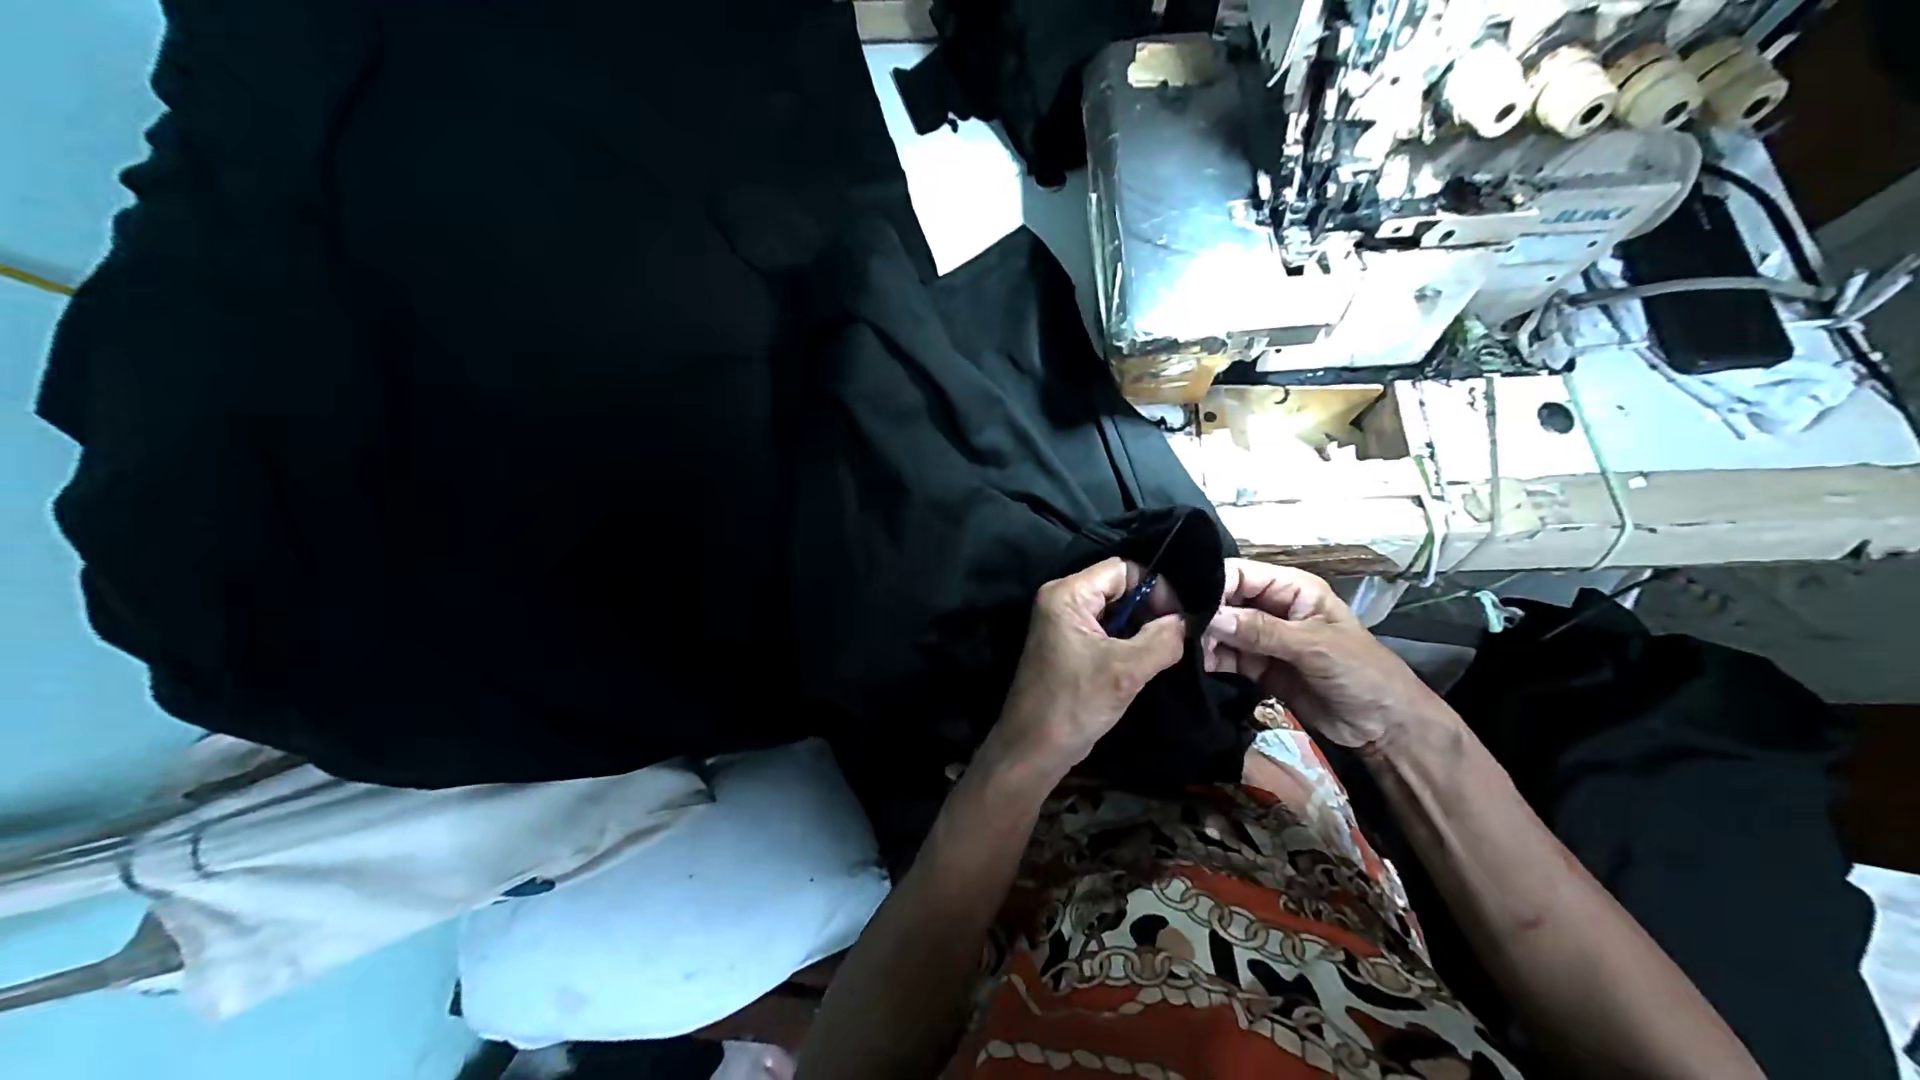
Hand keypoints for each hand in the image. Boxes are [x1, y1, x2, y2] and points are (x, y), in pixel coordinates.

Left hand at [985, 558, 1185, 780]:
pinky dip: (1128, 641)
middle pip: (1118, 587)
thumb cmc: (1075, 704)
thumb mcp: (1126, 671)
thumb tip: (1187, 621)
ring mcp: (1063, 623)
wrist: (1034, 748)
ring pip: (1115, 610)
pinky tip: (1147, 661)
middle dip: (1151, 608)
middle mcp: (1061, 600)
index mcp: (1067, 594)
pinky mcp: (1068, 645)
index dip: (1155, 587)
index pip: (1122, 568)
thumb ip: (1162, 639)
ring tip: (1166, 650)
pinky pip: (1105, 630)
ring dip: (1141, 628)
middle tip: (1177, 636)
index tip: (1178, 619)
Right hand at [1203, 559, 1449, 753]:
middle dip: (1199, 612)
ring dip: (1200, 638)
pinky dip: (1207, 660)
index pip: (1240, 574)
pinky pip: (1223, 656)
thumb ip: (1262, 631)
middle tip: (1172, 628)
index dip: (1211, 585)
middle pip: (1223, 600)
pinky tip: (1191, 666)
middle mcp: (1272, 607)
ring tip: (1180, 650)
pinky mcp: (1255, 665)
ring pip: (1219, 628)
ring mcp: (1262, 637)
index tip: (1179, 602)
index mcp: (1291, 588)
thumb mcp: (1313, 647)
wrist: (1384, 728)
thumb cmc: (1362, 674)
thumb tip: (1211, 617)